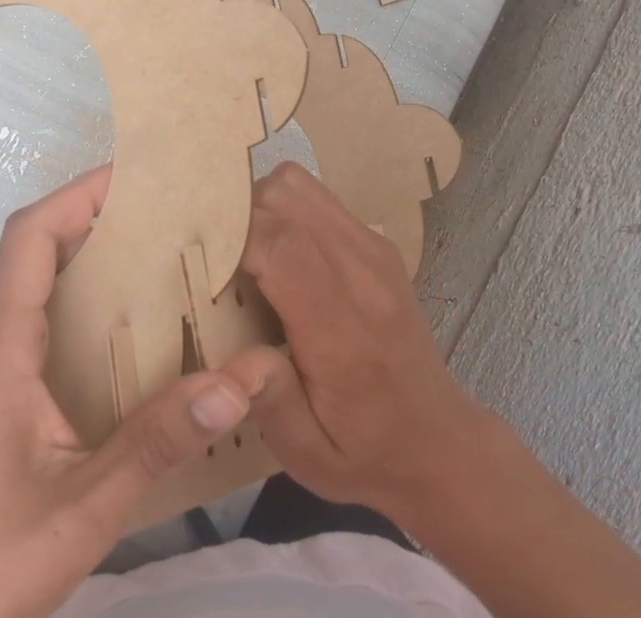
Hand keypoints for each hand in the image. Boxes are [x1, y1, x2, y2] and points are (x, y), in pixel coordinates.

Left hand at [0, 166, 257, 617]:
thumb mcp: (85, 506)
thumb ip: (161, 440)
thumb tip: (244, 380)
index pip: (30, 238)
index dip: (79, 195)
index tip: (136, 175)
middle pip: (22, 250)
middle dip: (85, 218)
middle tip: (157, 215)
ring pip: (14, 284)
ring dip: (70, 258)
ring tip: (141, 259)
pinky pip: (10, 319)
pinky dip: (57, 299)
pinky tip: (102, 333)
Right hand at [228, 165, 640, 617]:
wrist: (439, 443)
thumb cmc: (365, 452)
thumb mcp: (308, 454)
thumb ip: (271, 403)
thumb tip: (234, 356)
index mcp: (344, 332)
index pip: (283, 248)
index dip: (232, 239)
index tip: (200, 262)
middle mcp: (363, 276)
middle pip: (285, 198)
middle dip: (237, 217)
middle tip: (215, 259)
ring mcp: (375, 252)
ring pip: (299, 186)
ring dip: (259, 208)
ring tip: (242, 254)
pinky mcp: (378, 245)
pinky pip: (316, 198)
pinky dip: (283, 210)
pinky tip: (276, 255)